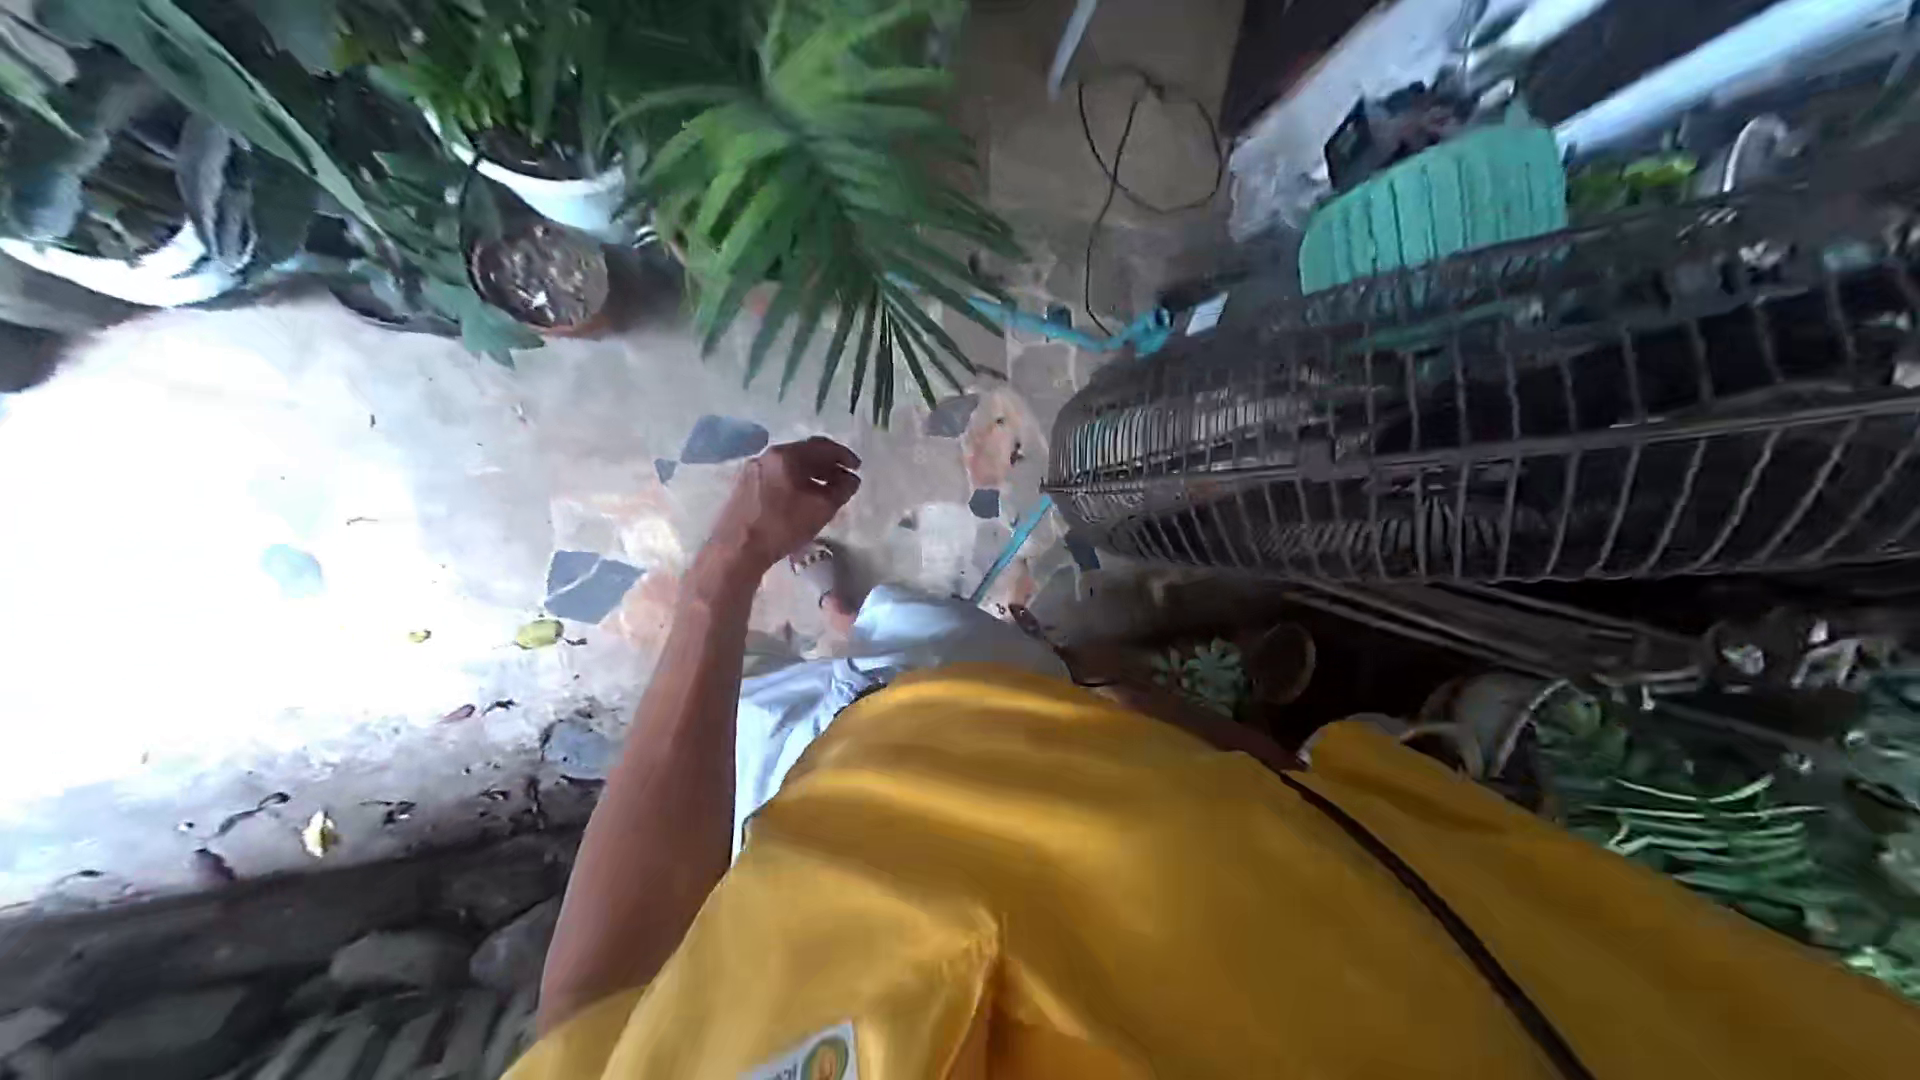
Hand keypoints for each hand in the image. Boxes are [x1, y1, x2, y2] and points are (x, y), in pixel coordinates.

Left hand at [699, 437, 861, 578]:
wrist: (736, 549)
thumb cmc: (782, 525)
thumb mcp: (822, 508)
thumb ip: (842, 490)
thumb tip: (851, 480)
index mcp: (786, 455)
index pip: (822, 446)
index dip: (844, 455)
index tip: (857, 467)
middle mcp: (767, 456)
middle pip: (804, 454)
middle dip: (828, 465)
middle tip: (844, 479)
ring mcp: (753, 470)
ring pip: (790, 466)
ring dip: (812, 475)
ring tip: (826, 491)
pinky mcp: (744, 487)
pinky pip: (777, 477)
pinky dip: (795, 482)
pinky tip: (801, 499)